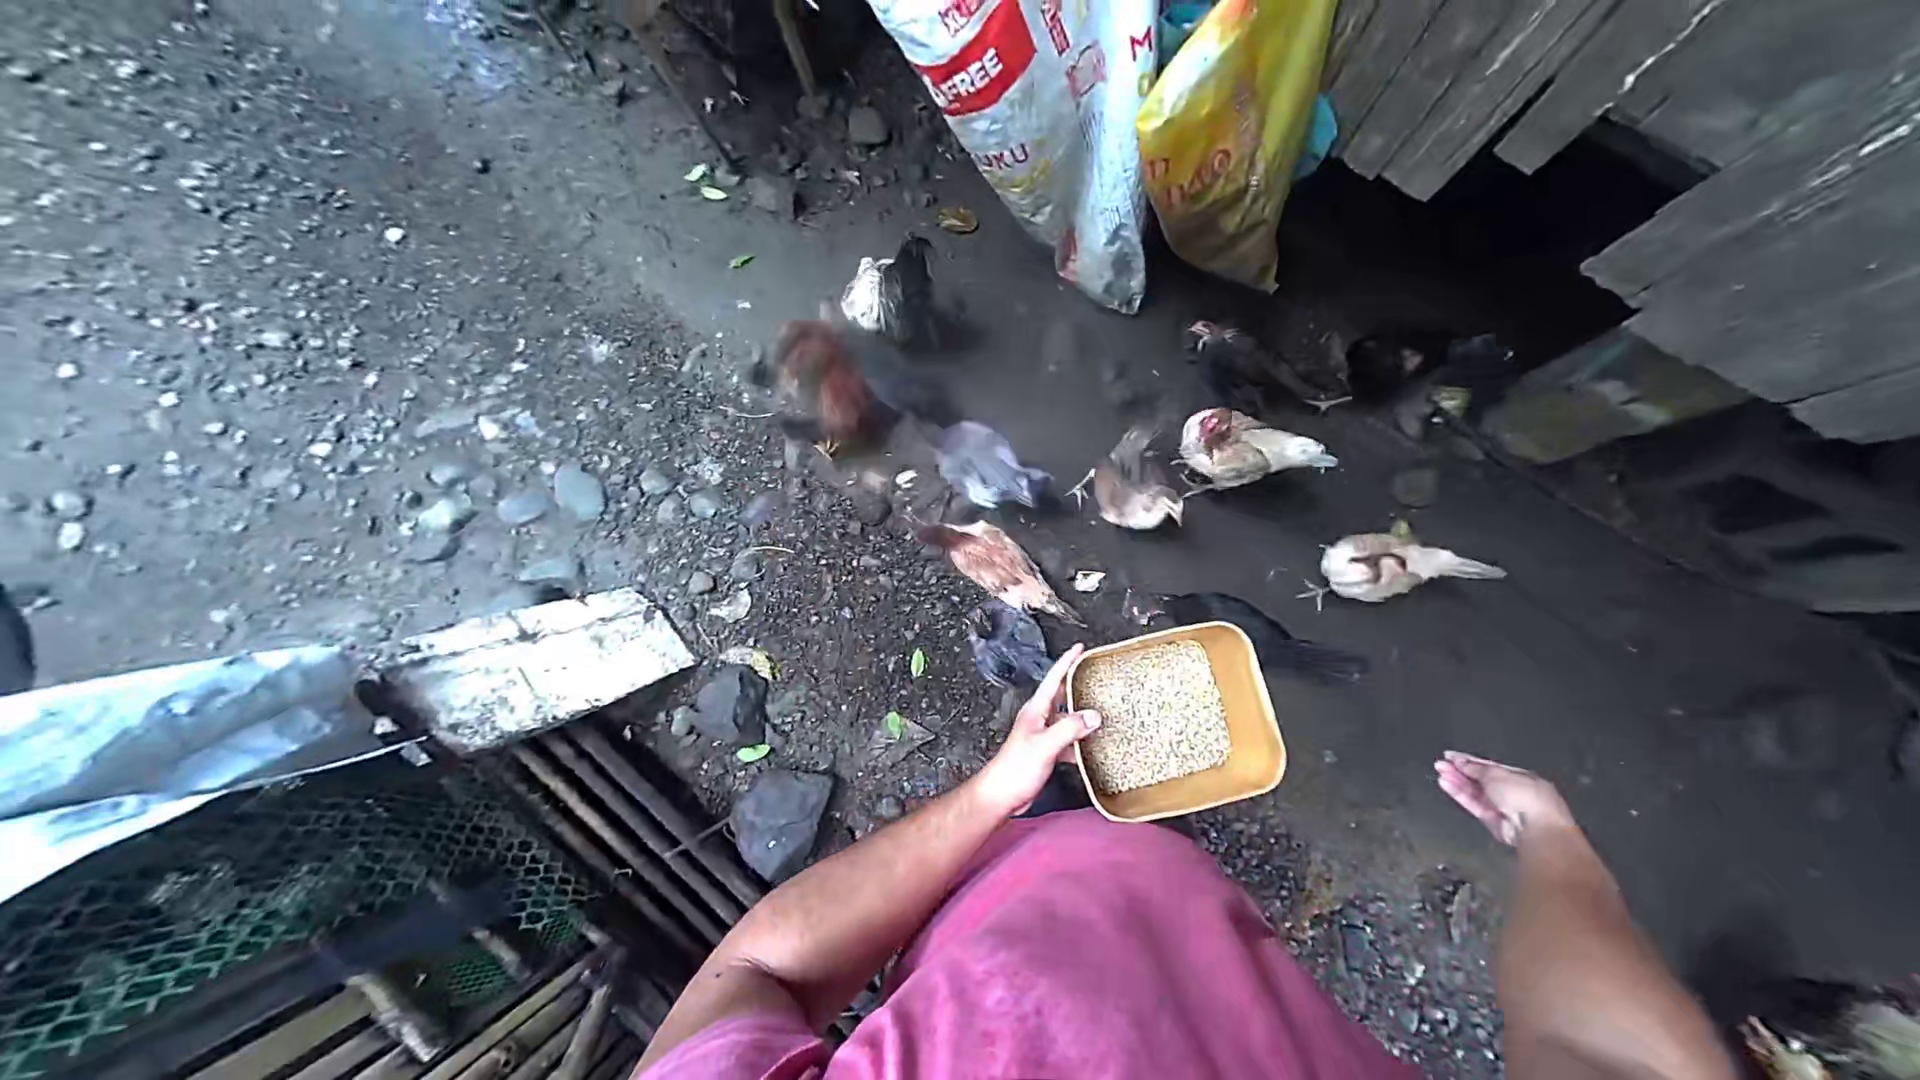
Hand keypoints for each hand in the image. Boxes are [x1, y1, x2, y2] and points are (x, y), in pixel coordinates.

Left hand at [973, 644, 1101, 816]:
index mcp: (1036, 710)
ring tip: (1102, 710)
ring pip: (1067, 718)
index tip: (1080, 648)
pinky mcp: (1047, 751)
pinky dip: (1081, 741)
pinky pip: (1069, 740)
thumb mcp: (1045, 745)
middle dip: (1078, 684)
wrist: (1002, 795)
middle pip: (1062, 695)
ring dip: (1083, 715)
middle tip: (1096, 675)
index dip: (1067, 661)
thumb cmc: (1015, 768)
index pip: (1054, 678)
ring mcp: (1043, 734)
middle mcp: (1039, 718)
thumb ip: (1070, 728)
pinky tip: (1093, 747)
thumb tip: (1093, 715)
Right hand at [1434, 751, 1575, 846]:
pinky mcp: (1493, 821)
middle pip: (1480, 779)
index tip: (1449, 755)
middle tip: (1440, 763)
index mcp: (1520, 777)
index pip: (1490, 766)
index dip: (1469, 760)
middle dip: (1460, 770)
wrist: (1536, 830)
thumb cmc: (1522, 794)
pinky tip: (1445, 784)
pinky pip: (1474, 804)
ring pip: (1475, 791)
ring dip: (1457, 781)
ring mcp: (1502, 807)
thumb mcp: (1497, 774)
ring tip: (1439, 771)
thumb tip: (1460, 762)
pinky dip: (1460, 794)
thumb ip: (1476, 768)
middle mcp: (1512, 791)